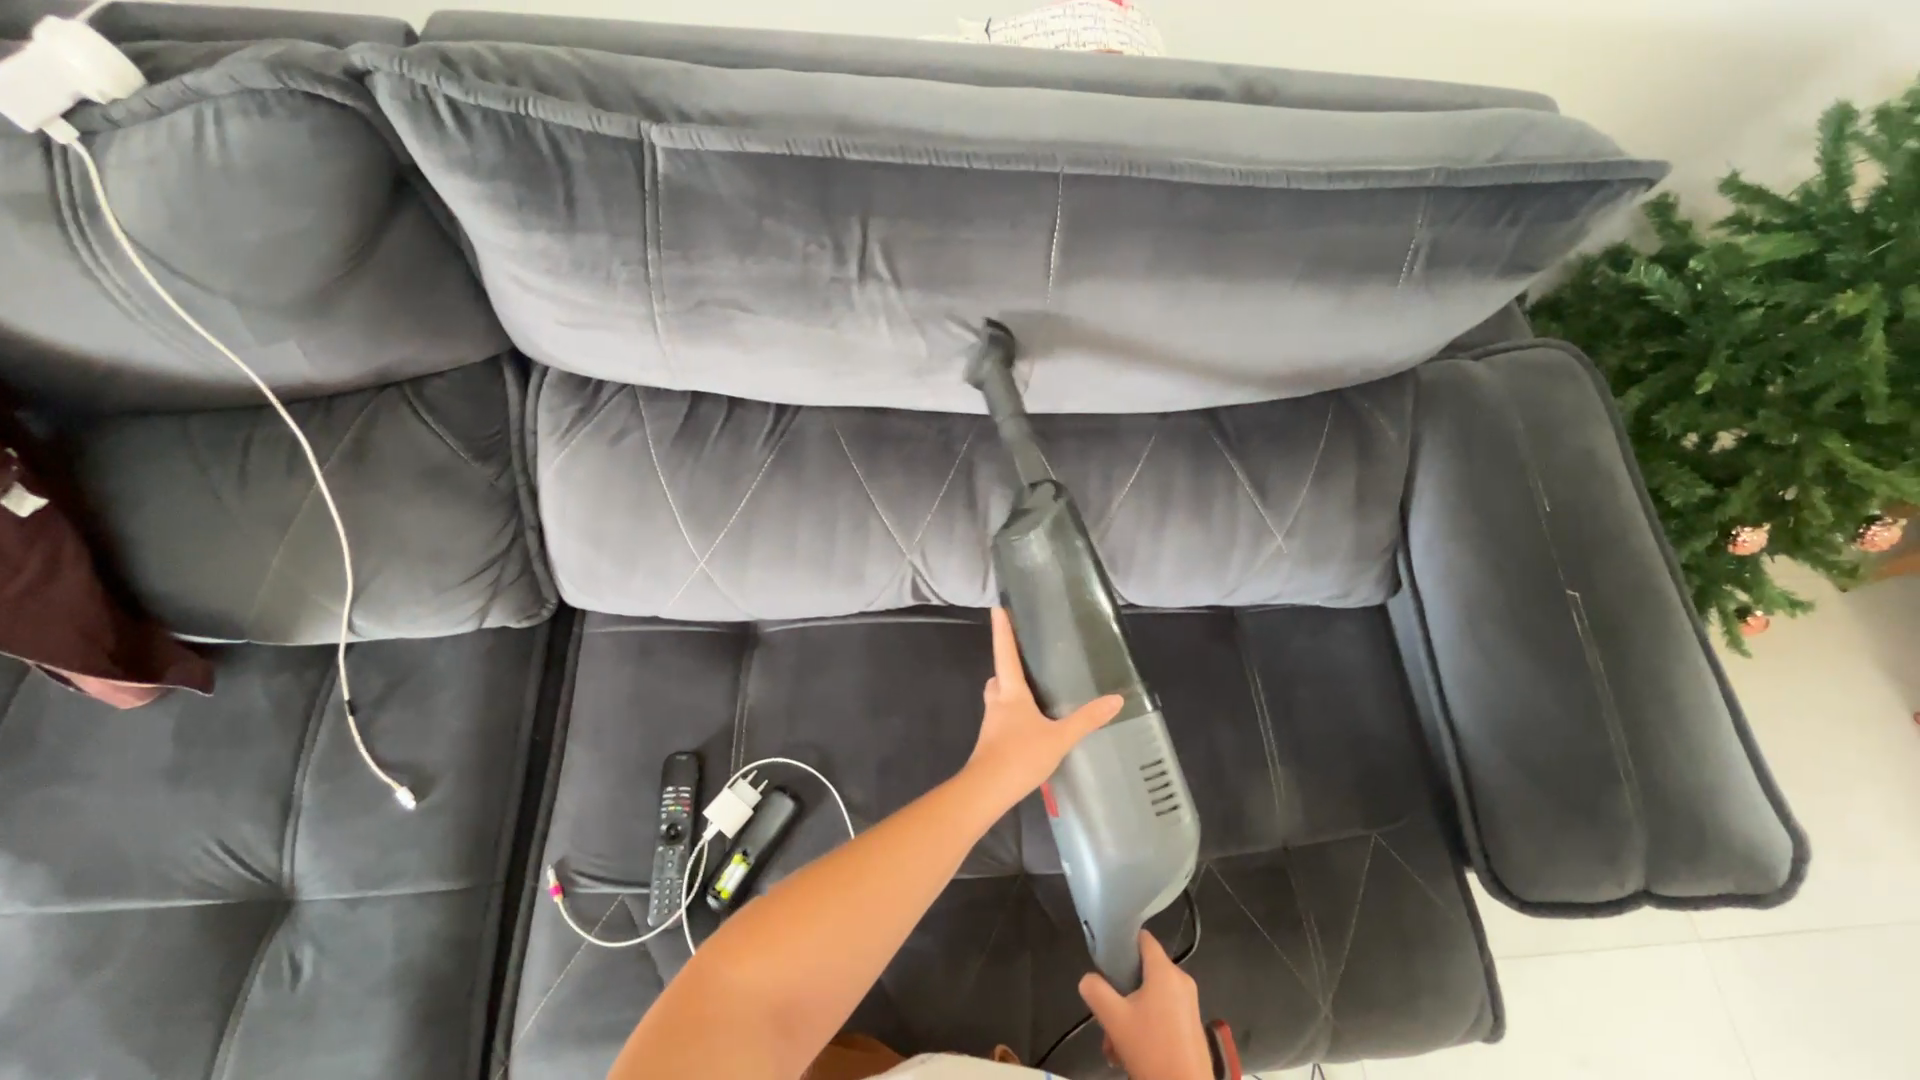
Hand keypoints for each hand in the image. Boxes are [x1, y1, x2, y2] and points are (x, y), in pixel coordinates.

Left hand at [965, 608, 1122, 805]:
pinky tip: (1028, 727)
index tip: (997, 609)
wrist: (986, 790)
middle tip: (1022, 660)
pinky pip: (1001, 720)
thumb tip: (1116, 699)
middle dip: (1006, 667)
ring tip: (1031, 694)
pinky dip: (1012, 716)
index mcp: (1010, 693)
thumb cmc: (1019, 756)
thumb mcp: (1059, 738)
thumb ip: (1087, 720)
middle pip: (998, 677)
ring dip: (1009, 693)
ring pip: (998, 699)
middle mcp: (997, 703)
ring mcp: (991, 724)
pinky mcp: (991, 743)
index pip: (1005, 653)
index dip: (1002, 630)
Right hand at [1078, 932, 1212, 1079]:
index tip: (1104, 958)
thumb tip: (1088, 979)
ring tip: (1114, 1043)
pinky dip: (1145, 1025)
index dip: (1122, 941)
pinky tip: (1131, 1051)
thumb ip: (1095, 991)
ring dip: (1129, 1014)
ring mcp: (1189, 1004)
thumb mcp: (1114, 1019)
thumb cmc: (1151, 1049)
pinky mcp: (1192, 1024)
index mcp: (1165, 971)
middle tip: (1106, 1013)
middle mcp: (1181, 981)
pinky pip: (1163, 1013)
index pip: (1142, 937)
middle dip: (1120, 991)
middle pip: (1143, 972)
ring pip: (1150, 996)